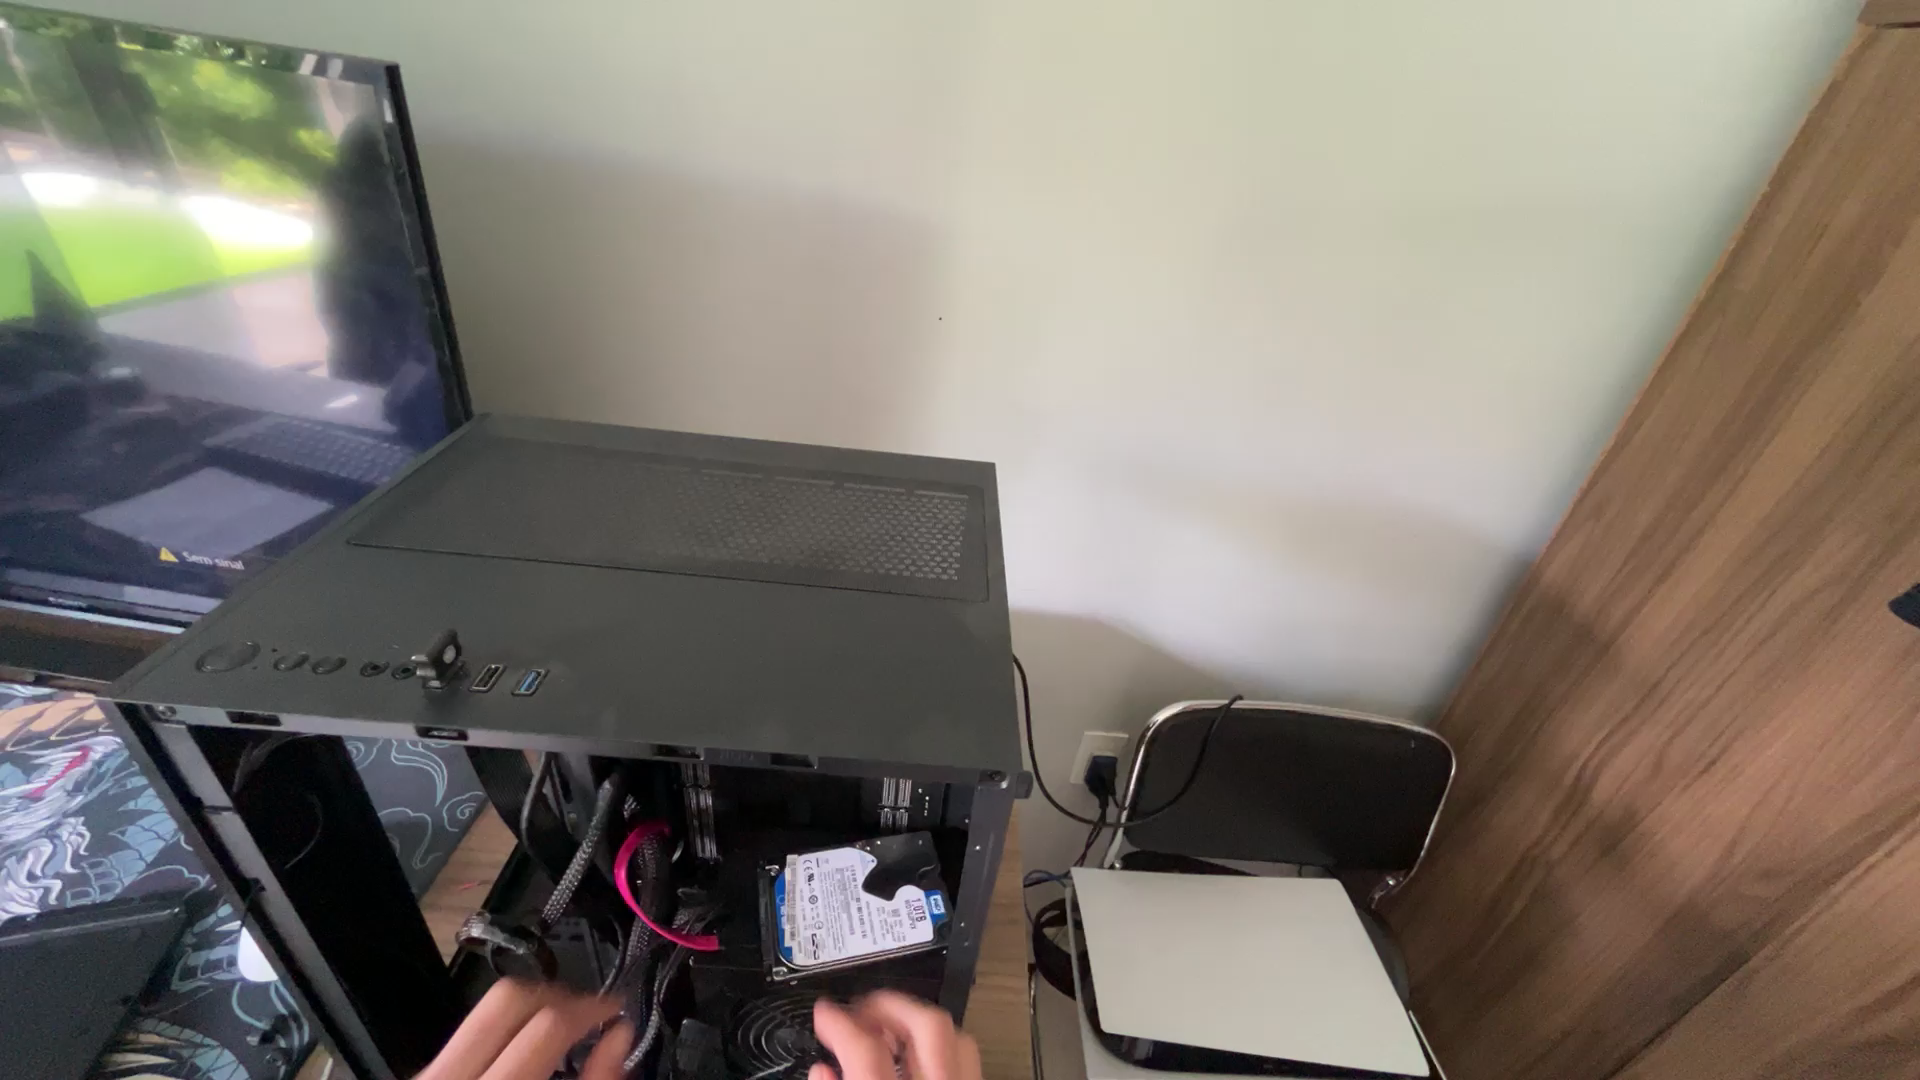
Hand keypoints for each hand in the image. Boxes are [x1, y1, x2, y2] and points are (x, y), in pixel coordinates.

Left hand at [416, 979, 631, 1079]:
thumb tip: (620, 1035)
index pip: (547, 1026)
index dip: (593, 1009)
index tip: (615, 1013)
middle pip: (508, 1001)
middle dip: (560, 997)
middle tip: (588, 1016)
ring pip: (485, 1014)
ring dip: (533, 1015)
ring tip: (560, 1038)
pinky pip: (468, 1040)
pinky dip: (507, 1039)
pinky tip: (524, 1065)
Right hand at [811, 992, 983, 1079]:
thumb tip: (823, 1069)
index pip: (868, 1052)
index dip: (840, 1023)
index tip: (824, 1011)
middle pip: (927, 1025)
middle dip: (890, 1003)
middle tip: (859, 1008)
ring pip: (958, 1036)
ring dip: (921, 1020)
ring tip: (889, 1027)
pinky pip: (968, 1060)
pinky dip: (944, 1046)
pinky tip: (919, 1057)